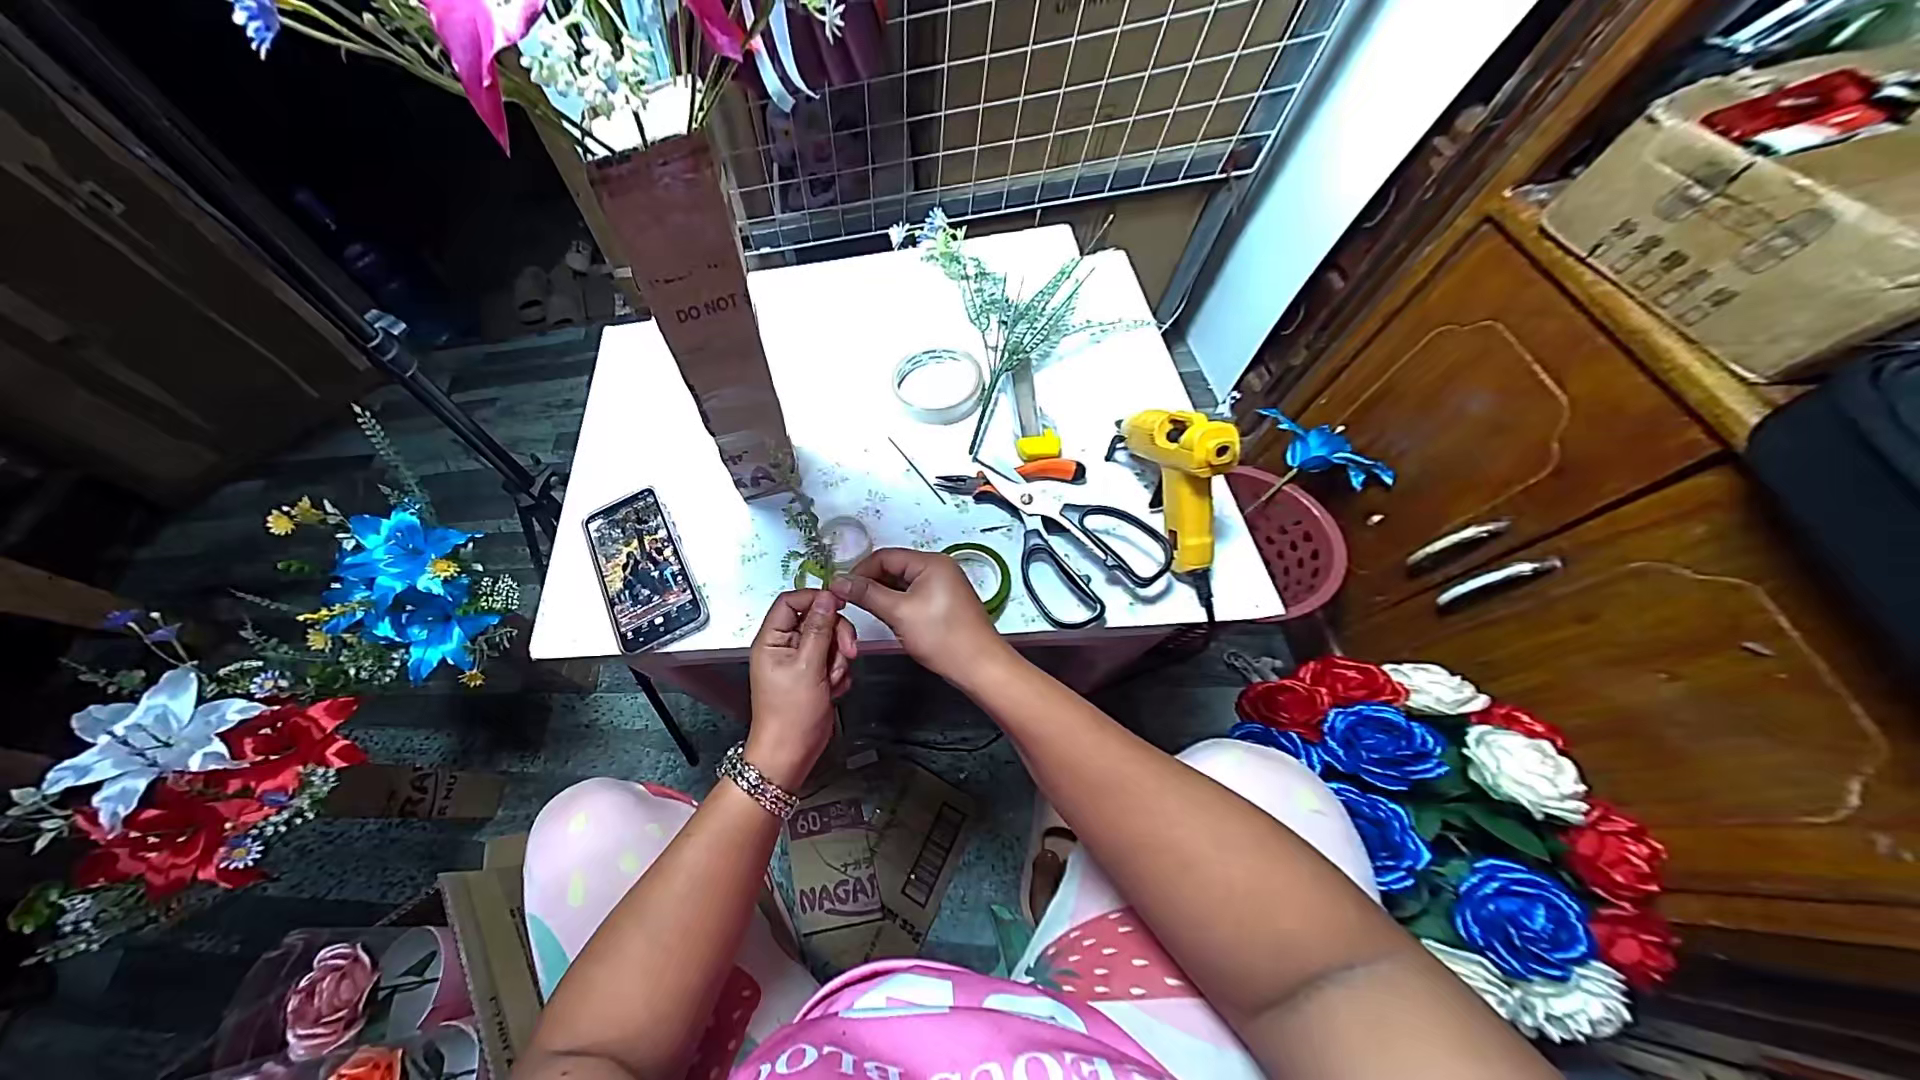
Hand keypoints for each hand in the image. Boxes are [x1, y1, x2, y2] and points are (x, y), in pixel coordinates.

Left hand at [747, 589, 856, 788]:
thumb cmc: (789, 715)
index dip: (816, 598)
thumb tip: (827, 597)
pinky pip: (835, 658)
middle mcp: (785, 646)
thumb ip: (819, 629)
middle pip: (818, 619)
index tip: (839, 604)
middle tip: (846, 652)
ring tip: (834, 679)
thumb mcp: (807, 666)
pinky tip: (834, 688)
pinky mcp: (815, 673)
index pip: (792, 601)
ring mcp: (801, 660)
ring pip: (830, 639)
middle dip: (836, 635)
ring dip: (839, 657)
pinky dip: (839, 672)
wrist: (792, 752)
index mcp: (772, 640)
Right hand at [831, 548, 1011, 683]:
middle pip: (893, 567)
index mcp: (931, 562)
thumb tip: (841, 581)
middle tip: (850, 600)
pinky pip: (913, 596)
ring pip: (902, 583)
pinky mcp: (943, 603)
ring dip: (882, 594)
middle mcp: (939, 568)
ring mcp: (943, 586)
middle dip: (870, 583)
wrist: (978, 666)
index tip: (842, 588)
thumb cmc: (945, 638)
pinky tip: (887, 618)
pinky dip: (897, 604)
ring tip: (865, 610)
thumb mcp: (898, 612)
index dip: (860, 571)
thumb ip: (867, 594)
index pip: (885, 556)